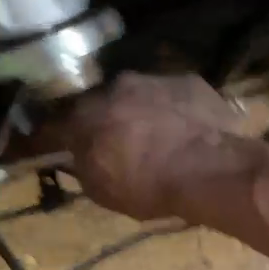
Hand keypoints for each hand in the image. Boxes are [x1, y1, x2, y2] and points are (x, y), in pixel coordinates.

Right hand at [56, 73, 245, 220]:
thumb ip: (84, 166)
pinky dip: (178, 107)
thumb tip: (80, 157)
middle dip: (108, 118)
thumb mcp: (102, 191)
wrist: (210, 168)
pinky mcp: (190, 79)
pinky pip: (175, 93)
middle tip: (121, 139)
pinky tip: (189, 126)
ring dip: (145, 108)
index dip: (60, 137)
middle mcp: (116, 87)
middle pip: (104, 101)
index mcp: (85, 115)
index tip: (62, 146)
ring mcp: (155, 79)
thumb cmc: (150, 186)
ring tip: (160, 132)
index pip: (59, 124)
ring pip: (141, 92)